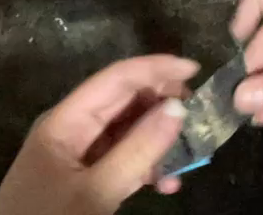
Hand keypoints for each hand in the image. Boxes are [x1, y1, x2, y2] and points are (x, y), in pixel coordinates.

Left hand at [0, 55, 197, 214]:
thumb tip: (179, 106)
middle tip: (197, 115)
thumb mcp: (95, 194)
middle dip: (162, 104)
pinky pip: (121, 159)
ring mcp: (76, 156)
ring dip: (158, 140)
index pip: (117, 78)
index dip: (157, 68)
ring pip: (127, 131)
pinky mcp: (82, 181)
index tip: (196, 70)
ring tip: (187, 155)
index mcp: (65, 120)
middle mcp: (71, 129)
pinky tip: (166, 183)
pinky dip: (145, 165)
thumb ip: (137, 150)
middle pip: (124, 101)